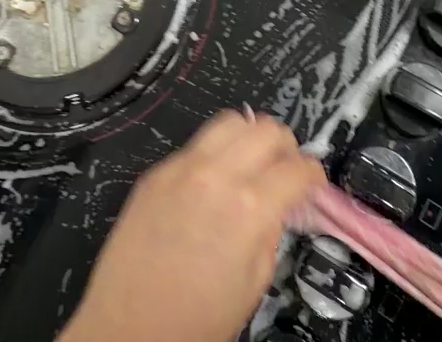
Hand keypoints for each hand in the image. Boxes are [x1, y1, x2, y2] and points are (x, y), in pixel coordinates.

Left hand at [57, 111, 326, 341]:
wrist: (126, 329)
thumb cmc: (194, 321)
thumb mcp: (254, 283)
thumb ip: (272, 232)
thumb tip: (279, 205)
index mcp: (249, 208)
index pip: (298, 167)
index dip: (314, 174)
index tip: (313, 182)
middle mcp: (216, 176)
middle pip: (266, 129)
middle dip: (286, 147)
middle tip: (286, 169)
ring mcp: (181, 168)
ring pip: (230, 121)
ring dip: (250, 137)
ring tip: (252, 164)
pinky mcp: (155, 172)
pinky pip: (195, 145)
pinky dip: (214, 154)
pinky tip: (212, 183)